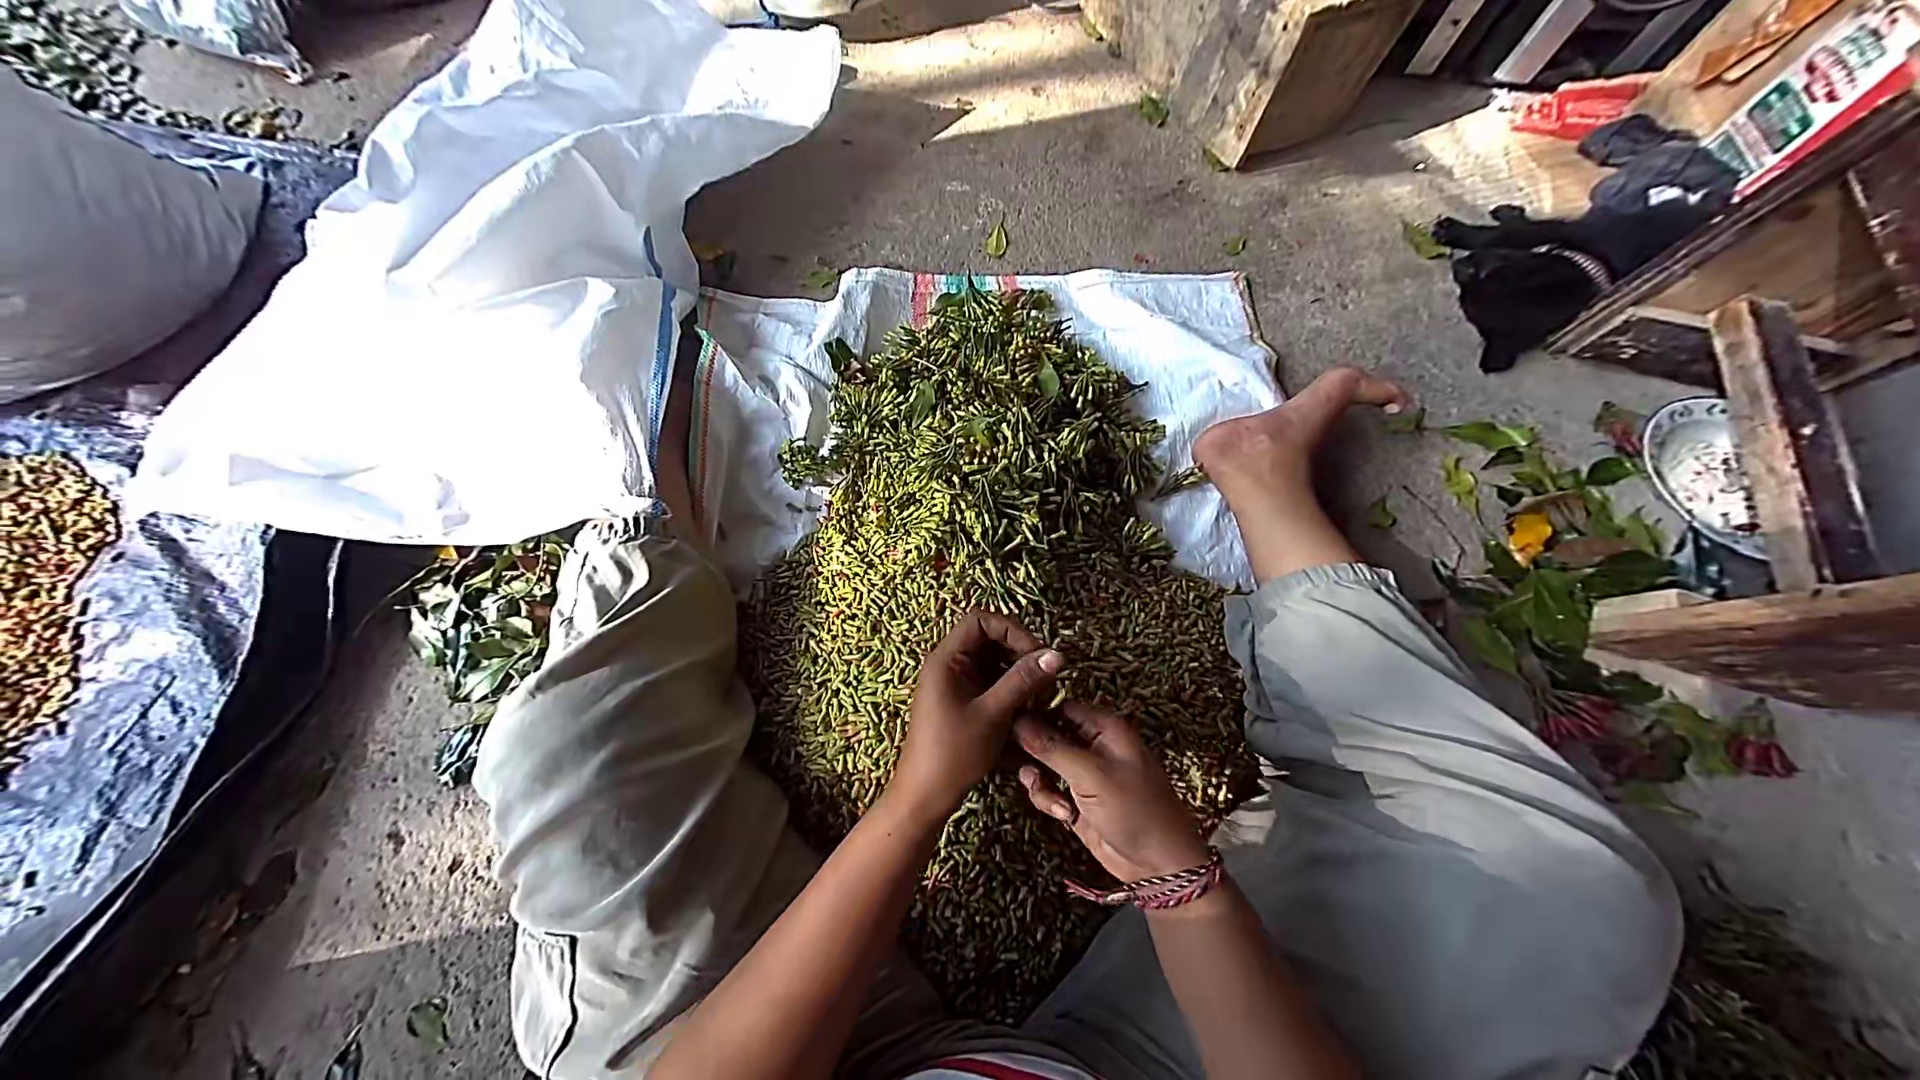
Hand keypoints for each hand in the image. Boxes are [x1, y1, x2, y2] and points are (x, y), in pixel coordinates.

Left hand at [889, 611, 1064, 824]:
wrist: (925, 795)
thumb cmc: (953, 754)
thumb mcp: (992, 714)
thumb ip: (1022, 681)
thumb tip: (1056, 654)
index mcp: (946, 659)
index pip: (980, 620)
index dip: (1012, 630)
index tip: (1036, 654)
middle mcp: (948, 664)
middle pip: (989, 638)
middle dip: (1019, 652)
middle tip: (1042, 677)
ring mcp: (955, 682)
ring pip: (993, 660)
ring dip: (1017, 672)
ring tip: (1036, 696)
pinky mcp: (962, 699)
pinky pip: (990, 680)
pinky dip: (1010, 688)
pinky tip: (1024, 708)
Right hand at [1015, 701, 1209, 881]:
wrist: (1158, 866)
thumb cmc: (1135, 810)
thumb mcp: (1092, 775)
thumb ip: (1053, 747)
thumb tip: (1018, 721)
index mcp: (1105, 728)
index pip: (1061, 707)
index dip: (1037, 713)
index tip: (1011, 723)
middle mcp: (1093, 745)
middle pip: (1048, 734)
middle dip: (1033, 750)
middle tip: (1023, 762)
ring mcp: (1084, 773)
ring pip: (1043, 763)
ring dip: (1039, 779)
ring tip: (1047, 794)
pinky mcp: (1076, 799)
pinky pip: (1048, 789)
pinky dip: (1048, 799)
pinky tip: (1063, 813)